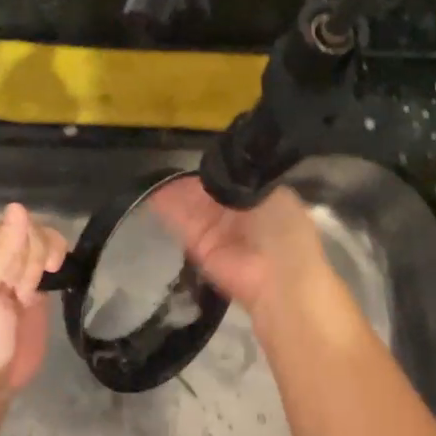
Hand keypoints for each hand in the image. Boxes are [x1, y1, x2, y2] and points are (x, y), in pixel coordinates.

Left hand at [0, 203, 67, 392]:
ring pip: (42, 244)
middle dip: (33, 258)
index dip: (19, 245)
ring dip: (46, 259)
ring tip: (34, 291)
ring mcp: (17, 276)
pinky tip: (55, 279)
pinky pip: (52, 264)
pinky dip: (58, 265)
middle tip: (21, 293)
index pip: (6, 227)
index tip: (17, 278)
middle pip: (28, 233)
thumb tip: (19, 207)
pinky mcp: (36, 293)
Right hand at [148, 177, 327, 319]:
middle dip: (190, 178)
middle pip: (207, 191)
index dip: (214, 169)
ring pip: (191, 205)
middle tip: (166, 160)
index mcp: (260, 198)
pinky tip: (152, 189)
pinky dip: (167, 207)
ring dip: (174, 190)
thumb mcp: (270, 194)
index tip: (196, 155)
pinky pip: (182, 222)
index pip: (230, 179)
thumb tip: (218, 170)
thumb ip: (241, 180)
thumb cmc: (283, 231)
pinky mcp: (199, 247)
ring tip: (152, 171)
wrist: (277, 280)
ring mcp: (217, 231)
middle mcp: (237, 213)